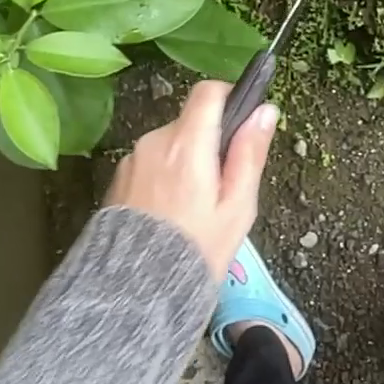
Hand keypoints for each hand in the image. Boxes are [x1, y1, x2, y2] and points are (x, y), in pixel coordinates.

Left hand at [106, 81, 276, 279]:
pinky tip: (169, 215)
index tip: (241, 121)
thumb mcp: (237, 206)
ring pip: (170, 145)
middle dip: (208, 144)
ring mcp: (132, 160)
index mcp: (187, 144)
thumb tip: (266, 110)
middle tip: (221, 188)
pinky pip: (150, 165)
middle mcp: (154, 142)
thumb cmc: (196, 248)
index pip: (207, 92)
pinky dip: (163, 178)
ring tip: (193, 209)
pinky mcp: (118, 179)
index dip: (229, 97)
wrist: (134, 291)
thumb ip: (250, 153)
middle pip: (190, 123)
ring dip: (185, 162)